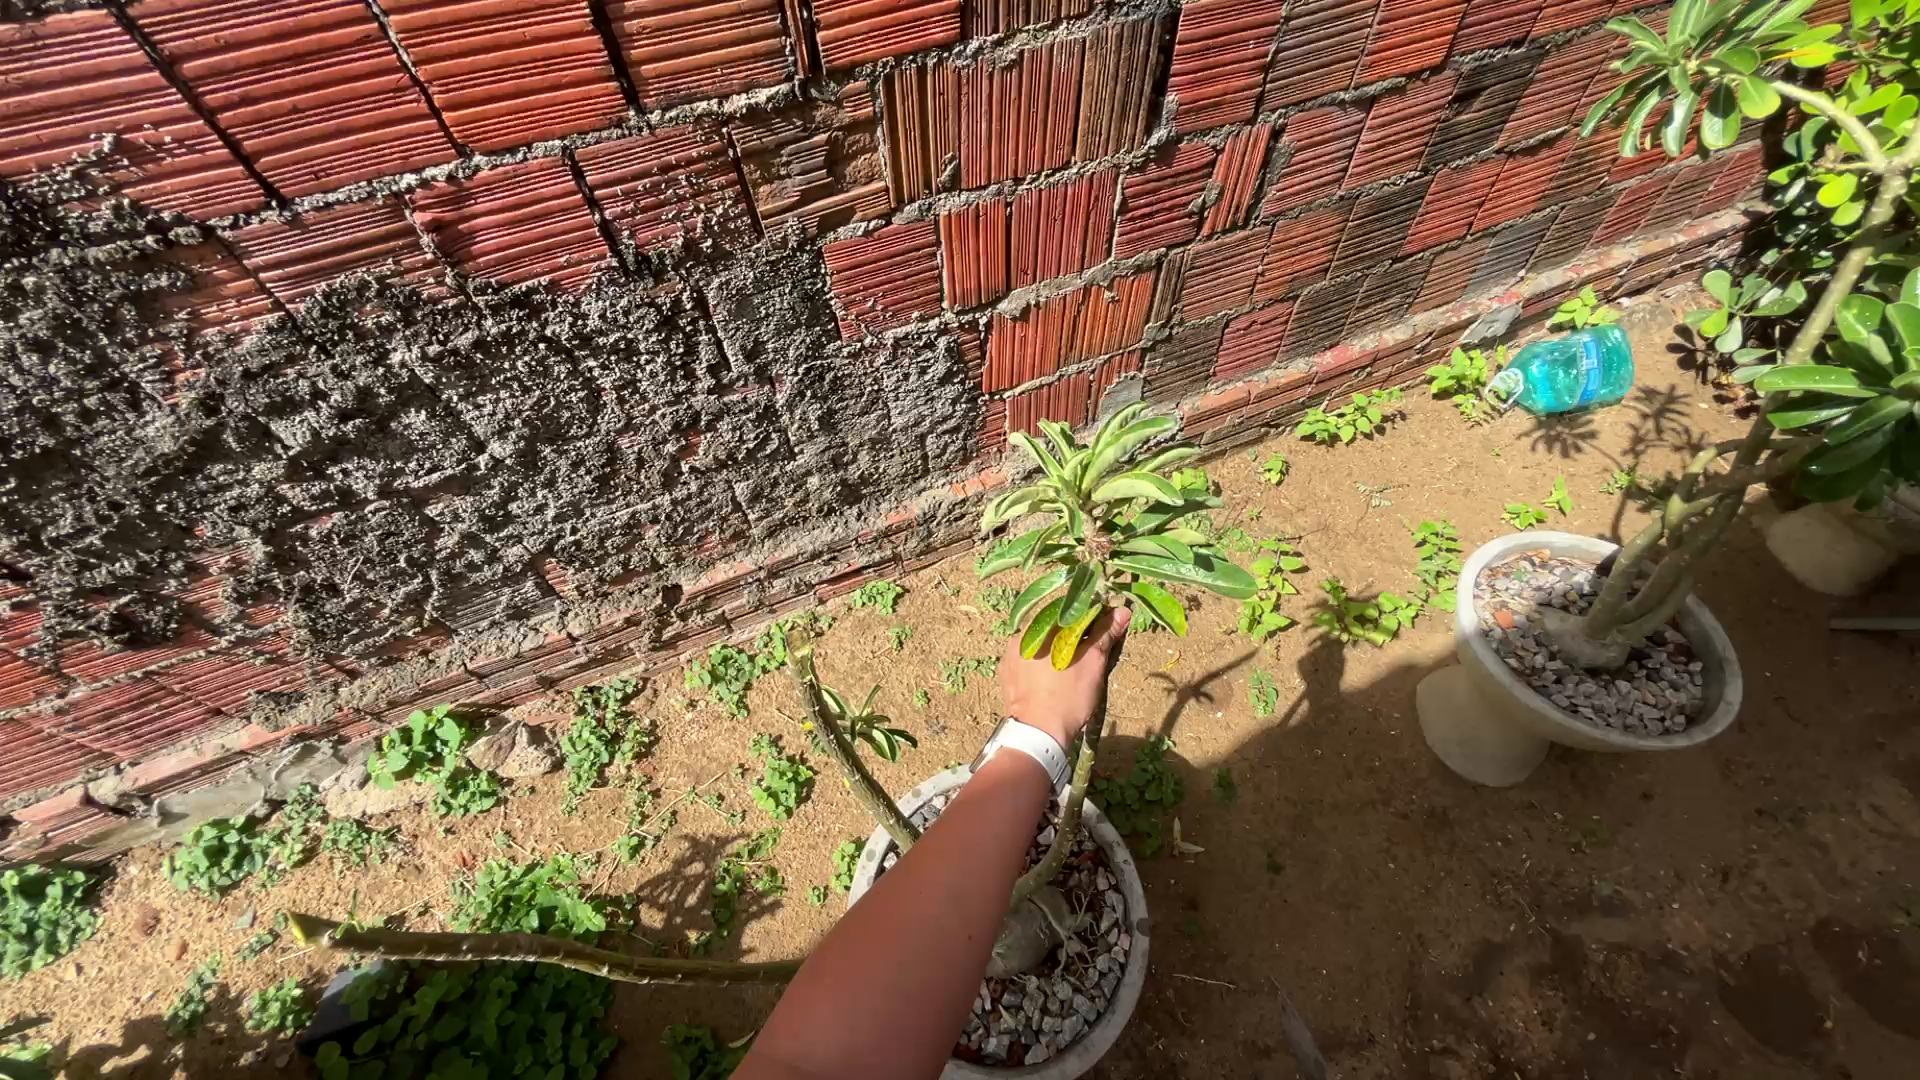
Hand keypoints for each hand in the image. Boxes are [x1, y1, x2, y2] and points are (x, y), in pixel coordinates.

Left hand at [999, 606, 1130, 750]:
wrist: (1038, 734)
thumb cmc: (1068, 696)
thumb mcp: (1093, 663)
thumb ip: (1105, 633)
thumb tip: (1122, 611)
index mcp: (1038, 628)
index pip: (1068, 611)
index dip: (1090, 617)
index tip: (1105, 628)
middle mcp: (1019, 637)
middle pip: (1053, 628)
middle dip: (1074, 636)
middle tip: (1093, 651)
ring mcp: (1010, 656)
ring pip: (1041, 645)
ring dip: (1058, 650)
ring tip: (1075, 668)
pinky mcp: (1006, 675)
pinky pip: (1028, 661)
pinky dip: (1043, 664)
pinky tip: (1055, 678)